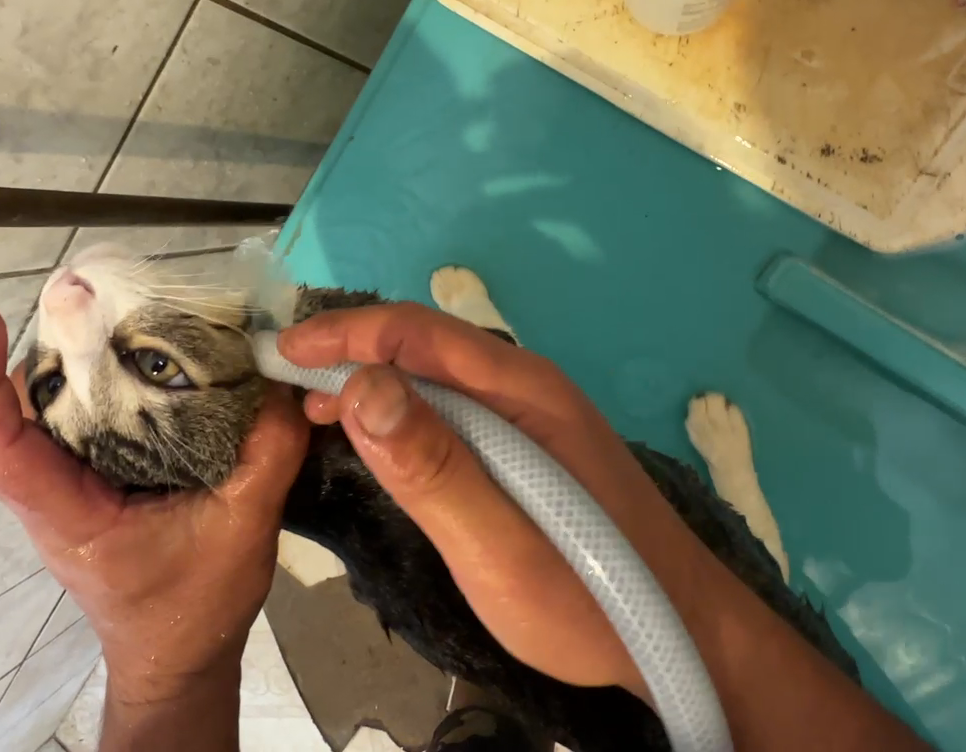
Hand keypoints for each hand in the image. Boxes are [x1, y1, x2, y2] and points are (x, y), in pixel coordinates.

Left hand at [0, 302, 308, 710]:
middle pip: (14, 411)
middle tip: (86, 292)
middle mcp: (54, 494)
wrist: (181, 655)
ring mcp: (68, 487)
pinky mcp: (90, 480)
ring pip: (41, 410)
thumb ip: (267, 452)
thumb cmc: (197, 606)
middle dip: (37, 345)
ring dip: (66, 356)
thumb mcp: (244, 527)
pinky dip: (95, 377)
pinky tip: (141, 355)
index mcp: (71, 512)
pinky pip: (75, 419)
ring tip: (114, 310)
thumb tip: (284, 379)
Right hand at [281, 302, 706, 699]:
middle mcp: (523, 383)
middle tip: (284, 378)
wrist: (683, 633)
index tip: (283, 350)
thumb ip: (434, 468)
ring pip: (433, 373)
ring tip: (312, 405)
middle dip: (350, 348)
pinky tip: (373, 435)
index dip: (347, 333)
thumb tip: (362, 384)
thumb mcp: (501, 545)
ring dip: (370, 378)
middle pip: (423, 342)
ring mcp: (527, 411)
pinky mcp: (524, 442)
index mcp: (522, 388)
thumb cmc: (592, 597)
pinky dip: (398, 409)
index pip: (419, 331)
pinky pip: (448, 406)